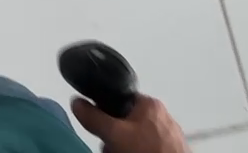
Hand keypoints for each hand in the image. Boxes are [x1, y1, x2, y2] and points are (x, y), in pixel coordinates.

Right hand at [70, 95, 188, 152]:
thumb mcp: (114, 134)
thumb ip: (94, 117)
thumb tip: (77, 103)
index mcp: (150, 104)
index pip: (122, 101)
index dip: (108, 114)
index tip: (103, 129)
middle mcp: (164, 118)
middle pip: (128, 123)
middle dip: (116, 138)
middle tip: (111, 149)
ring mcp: (171, 139)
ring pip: (138, 140)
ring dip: (125, 149)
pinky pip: (150, 150)